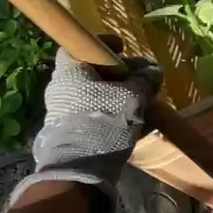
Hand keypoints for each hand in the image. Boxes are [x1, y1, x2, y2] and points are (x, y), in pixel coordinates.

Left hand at [6, 48, 160, 212]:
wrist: (80, 169)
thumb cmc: (103, 122)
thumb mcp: (133, 96)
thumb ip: (144, 79)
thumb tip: (152, 70)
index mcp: (69, 72)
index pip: (78, 45)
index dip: (102, 43)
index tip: (122, 47)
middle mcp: (61, 88)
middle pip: (91, 71)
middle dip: (117, 73)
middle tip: (140, 79)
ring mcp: (63, 111)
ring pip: (95, 93)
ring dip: (118, 94)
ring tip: (143, 102)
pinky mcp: (69, 131)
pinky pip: (94, 112)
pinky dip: (113, 111)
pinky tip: (134, 121)